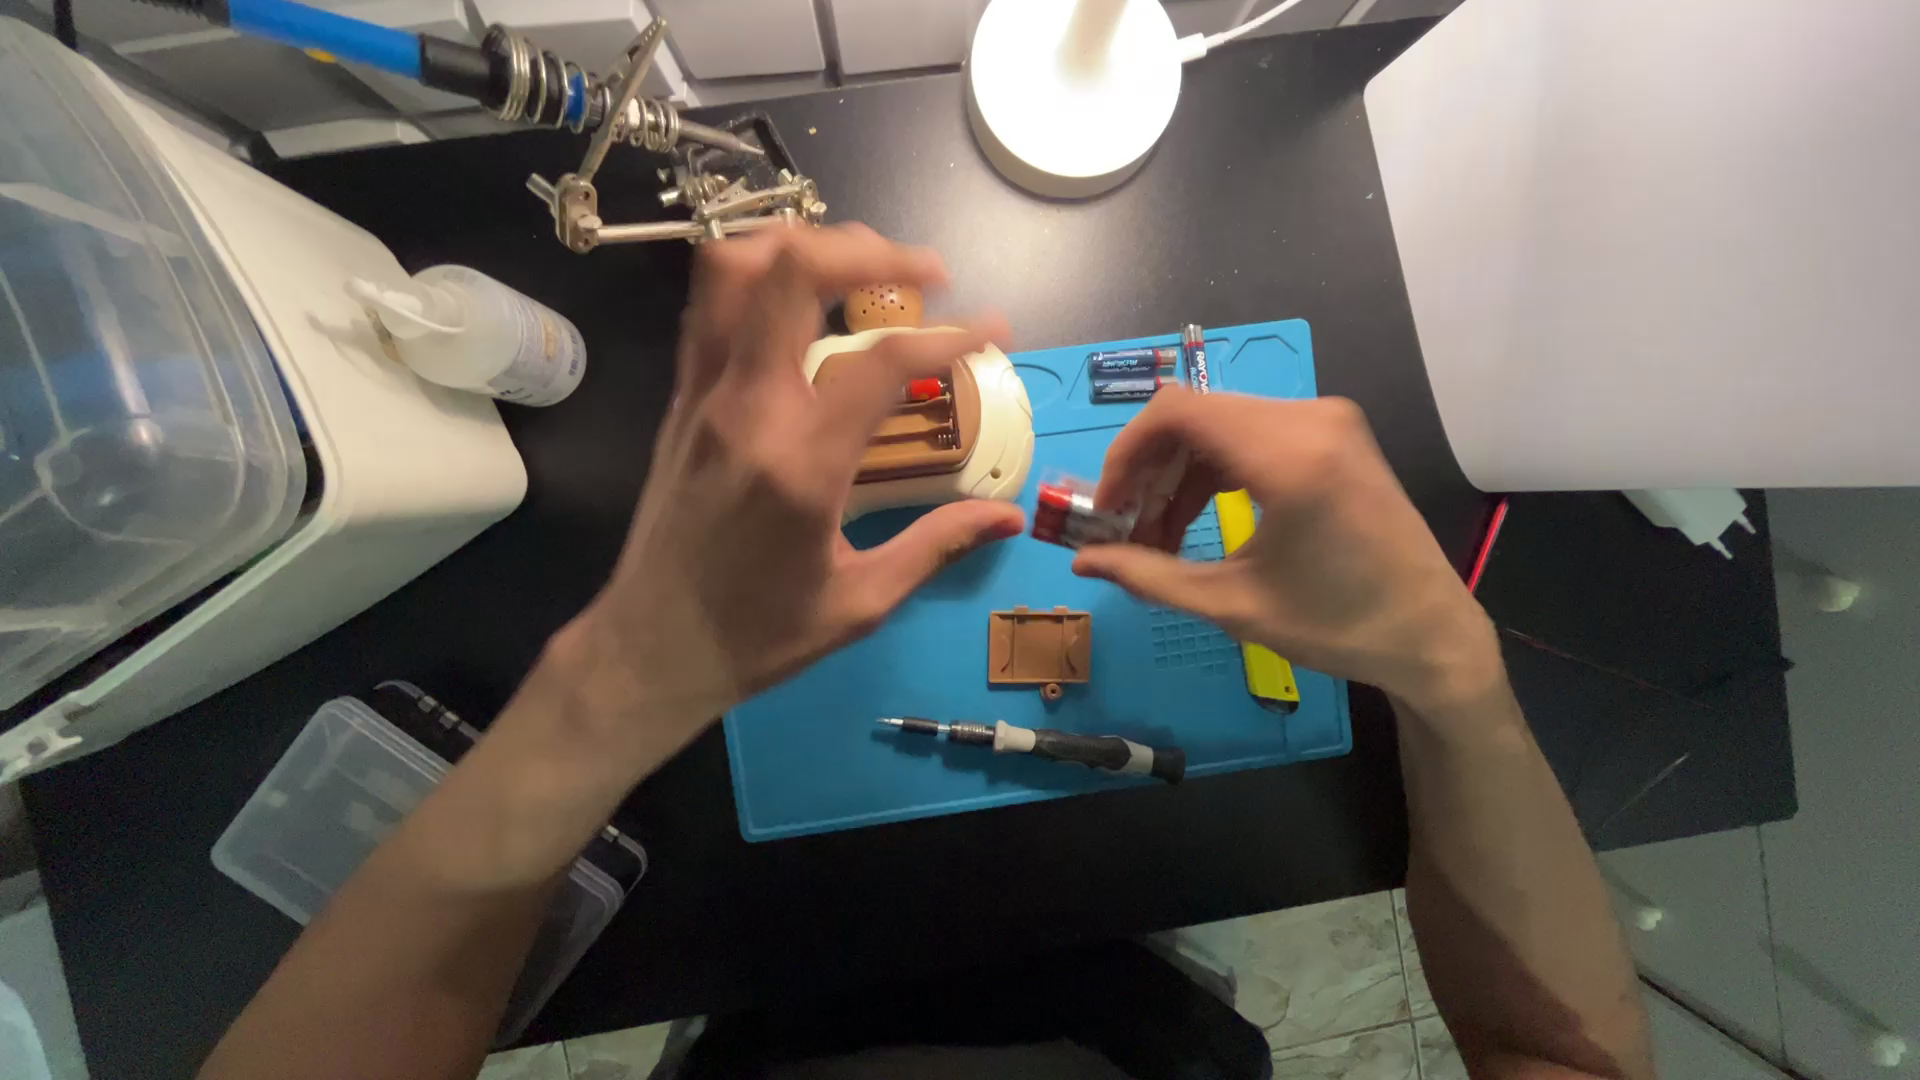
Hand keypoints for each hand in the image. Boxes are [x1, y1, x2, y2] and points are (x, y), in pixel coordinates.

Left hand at [566, 225, 1024, 743]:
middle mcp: (745, 410)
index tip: (994, 332)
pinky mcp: (680, 400)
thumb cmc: (760, 635)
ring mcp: (702, 396)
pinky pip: (712, 306)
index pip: (882, 364)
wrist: (651, 647)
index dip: (950, 336)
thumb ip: (937, 546)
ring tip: (860, 266)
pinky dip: (759, 277)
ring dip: (803, 246)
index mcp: (801, 466)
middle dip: (869, 251)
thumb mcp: (861, 604)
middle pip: (792, 273)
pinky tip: (802, 301)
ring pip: (734, 269)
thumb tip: (1009, 519)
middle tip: (926, 274)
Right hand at [1071, 388, 1498, 712]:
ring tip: (1156, 534)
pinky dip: (1211, 472)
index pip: (1176, 413)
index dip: (1125, 452)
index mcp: (1288, 456)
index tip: (1108, 505)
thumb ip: (1147, 575)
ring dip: (1176, 475)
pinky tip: (1194, 517)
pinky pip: (1249, 435)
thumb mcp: (1230, 604)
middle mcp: (1310, 419)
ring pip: (1217, 425)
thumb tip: (1081, 561)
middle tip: (1125, 526)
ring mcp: (1327, 422)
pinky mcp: (1333, 435)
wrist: (1430, 635)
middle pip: (1193, 415)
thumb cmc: (1335, 626)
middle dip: (1146, 469)